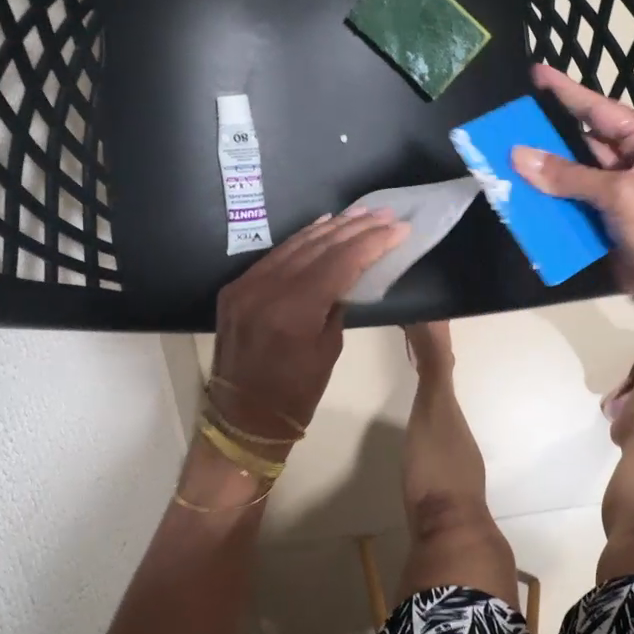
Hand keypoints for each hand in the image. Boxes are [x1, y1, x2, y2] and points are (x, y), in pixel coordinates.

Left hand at [209, 210, 409, 439]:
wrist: (241, 419)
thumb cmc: (294, 396)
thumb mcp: (328, 351)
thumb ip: (336, 306)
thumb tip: (348, 275)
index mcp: (292, 313)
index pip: (339, 263)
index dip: (371, 243)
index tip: (398, 228)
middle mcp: (265, 291)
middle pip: (317, 247)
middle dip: (355, 228)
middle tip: (385, 214)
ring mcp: (245, 287)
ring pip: (294, 245)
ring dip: (330, 228)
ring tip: (360, 214)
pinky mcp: (235, 288)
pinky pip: (274, 256)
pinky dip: (301, 240)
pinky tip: (322, 226)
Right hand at [511, 64, 633, 298]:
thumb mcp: (619, 195)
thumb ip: (568, 175)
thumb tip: (519, 155)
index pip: (603, 109)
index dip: (568, 92)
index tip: (537, 73)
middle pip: (587, 140)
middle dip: (550, 133)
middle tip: (512, 120)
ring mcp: (625, 192)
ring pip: (577, 172)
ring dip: (547, 169)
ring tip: (508, 155)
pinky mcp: (612, 220)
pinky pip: (576, 201)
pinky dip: (553, 198)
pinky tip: (525, 194)